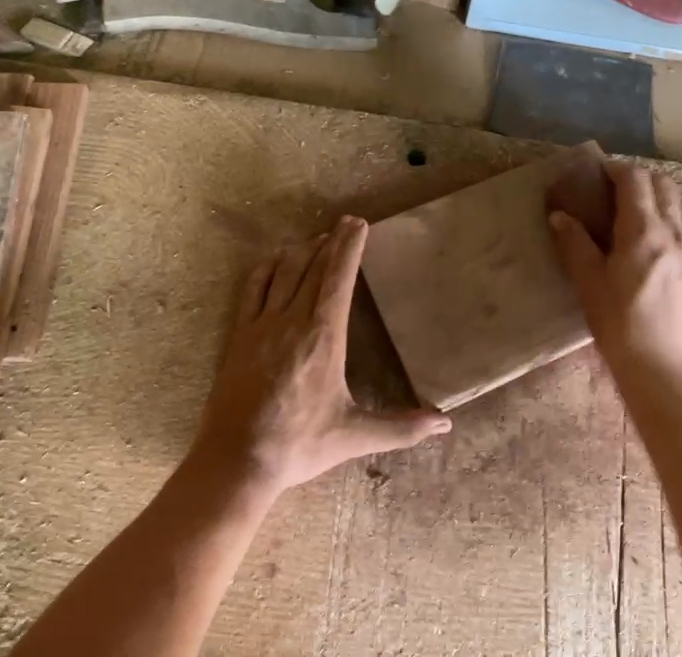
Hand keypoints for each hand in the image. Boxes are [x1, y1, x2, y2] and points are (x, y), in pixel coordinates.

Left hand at [192, 216, 451, 494]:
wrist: (237, 459)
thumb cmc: (300, 445)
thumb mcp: (355, 435)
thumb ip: (402, 427)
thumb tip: (444, 424)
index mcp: (324, 336)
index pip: (339, 278)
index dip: (349, 247)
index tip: (357, 223)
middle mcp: (292, 320)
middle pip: (313, 267)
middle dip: (331, 242)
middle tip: (344, 224)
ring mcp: (260, 325)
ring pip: (283, 272)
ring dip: (301, 251)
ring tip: (315, 241)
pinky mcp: (238, 336)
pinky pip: (252, 289)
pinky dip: (265, 269)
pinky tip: (273, 262)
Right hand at [549, 162, 681, 404]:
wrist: (665, 369)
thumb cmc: (620, 327)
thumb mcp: (589, 284)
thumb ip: (574, 244)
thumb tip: (559, 215)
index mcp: (642, 230)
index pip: (634, 179)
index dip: (616, 169)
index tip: (598, 175)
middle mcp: (675, 229)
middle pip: (661, 182)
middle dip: (638, 179)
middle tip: (616, 193)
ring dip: (665, 193)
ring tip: (647, 209)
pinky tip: (676, 228)